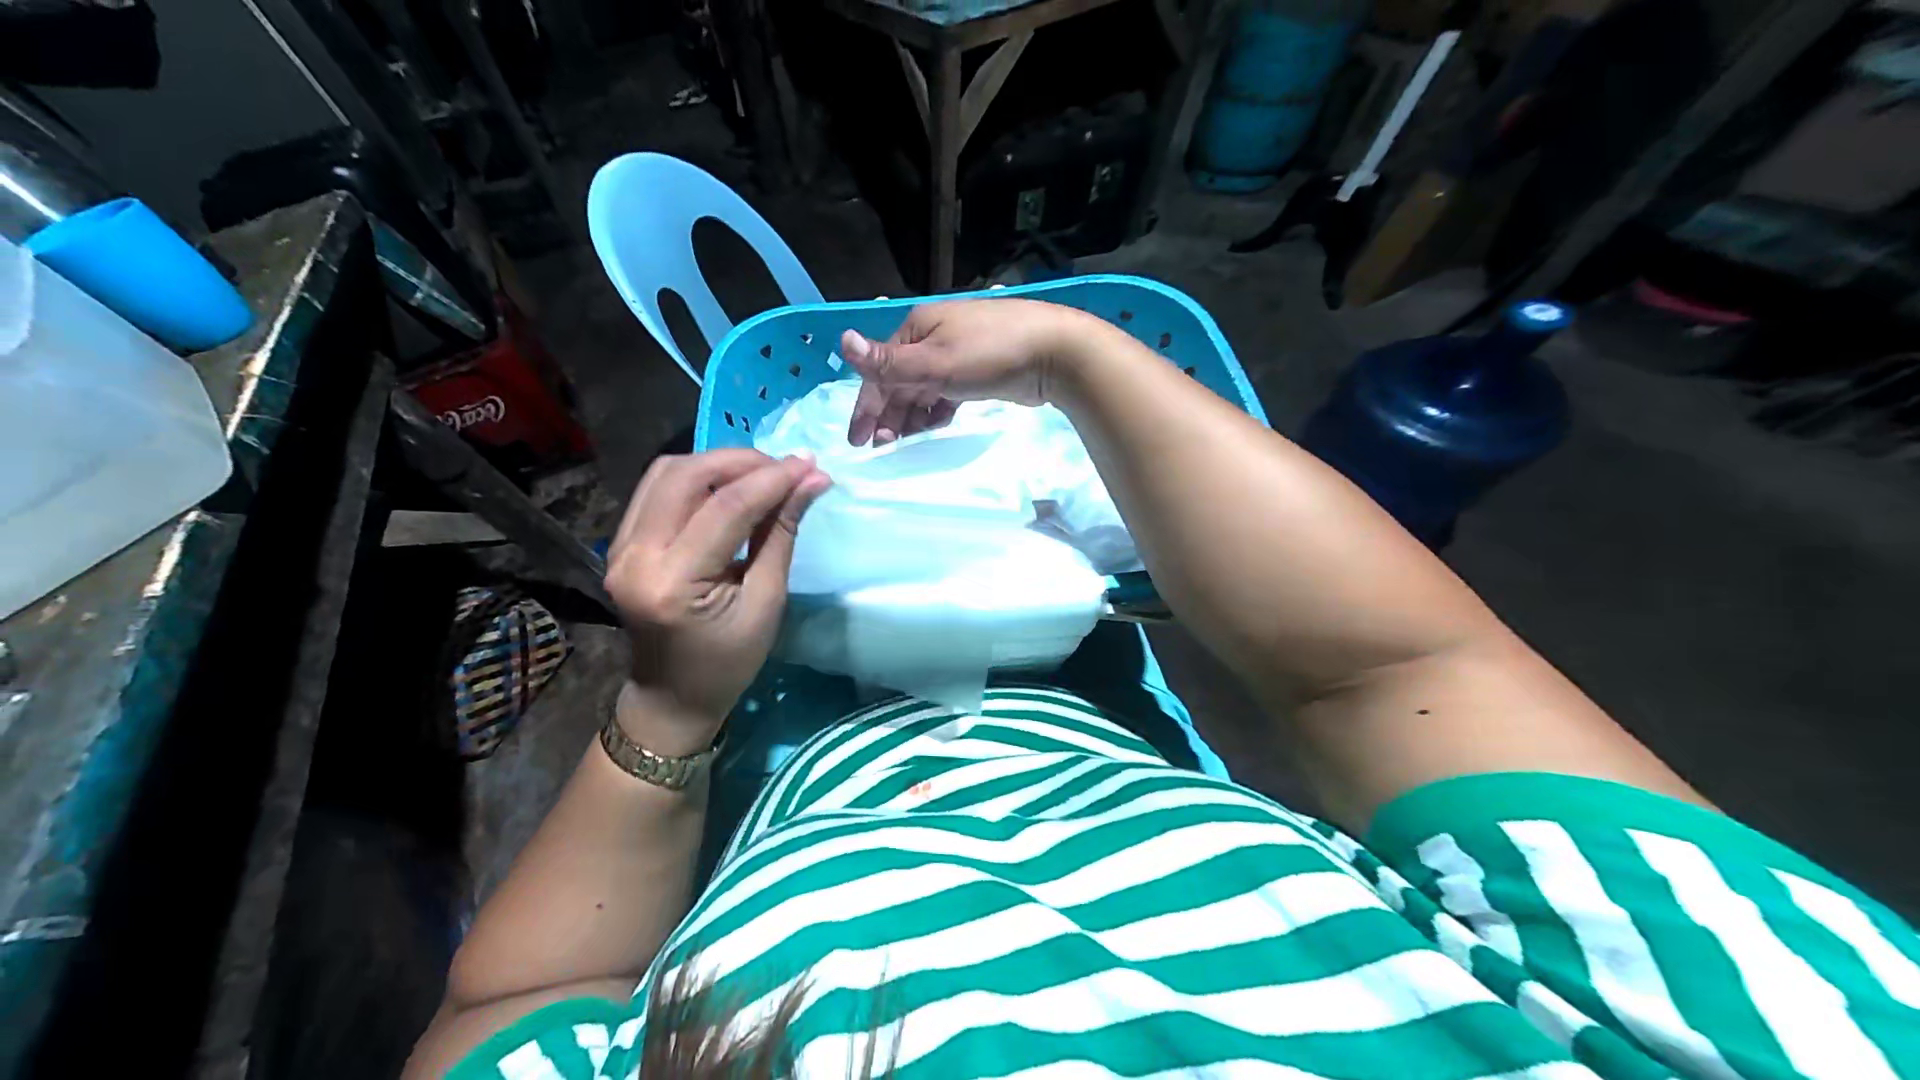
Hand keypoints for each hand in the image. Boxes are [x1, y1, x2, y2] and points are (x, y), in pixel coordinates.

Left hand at [603, 450, 829, 750]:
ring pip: (666, 473)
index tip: (811, 465)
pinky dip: (697, 478)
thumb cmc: (728, 662)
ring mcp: (619, 547)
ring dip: (718, 464)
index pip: (726, 508)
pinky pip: (657, 489)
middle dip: (742, 461)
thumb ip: (781, 534)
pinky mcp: (619, 543)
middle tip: (786, 468)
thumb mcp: (766, 602)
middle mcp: (634, 556)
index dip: (773, 479)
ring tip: (761, 475)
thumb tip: (812, 481)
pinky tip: (728, 488)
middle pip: (686, 475)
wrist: (671, 698)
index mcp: (673, 582)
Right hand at [841, 298, 1103, 445]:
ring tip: (904, 444)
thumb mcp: (935, 361)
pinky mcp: (976, 374)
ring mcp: (956, 356)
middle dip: (888, 415)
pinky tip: (933, 429)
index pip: (881, 370)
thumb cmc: (990, 354)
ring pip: (923, 391)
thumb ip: (888, 362)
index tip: (858, 440)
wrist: (1055, 353)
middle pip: (900, 382)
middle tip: (883, 449)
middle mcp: (932, 338)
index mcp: (917, 329)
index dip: (866, 405)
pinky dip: (935, 412)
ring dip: (910, 417)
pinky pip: (945, 395)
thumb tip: (842, 341)